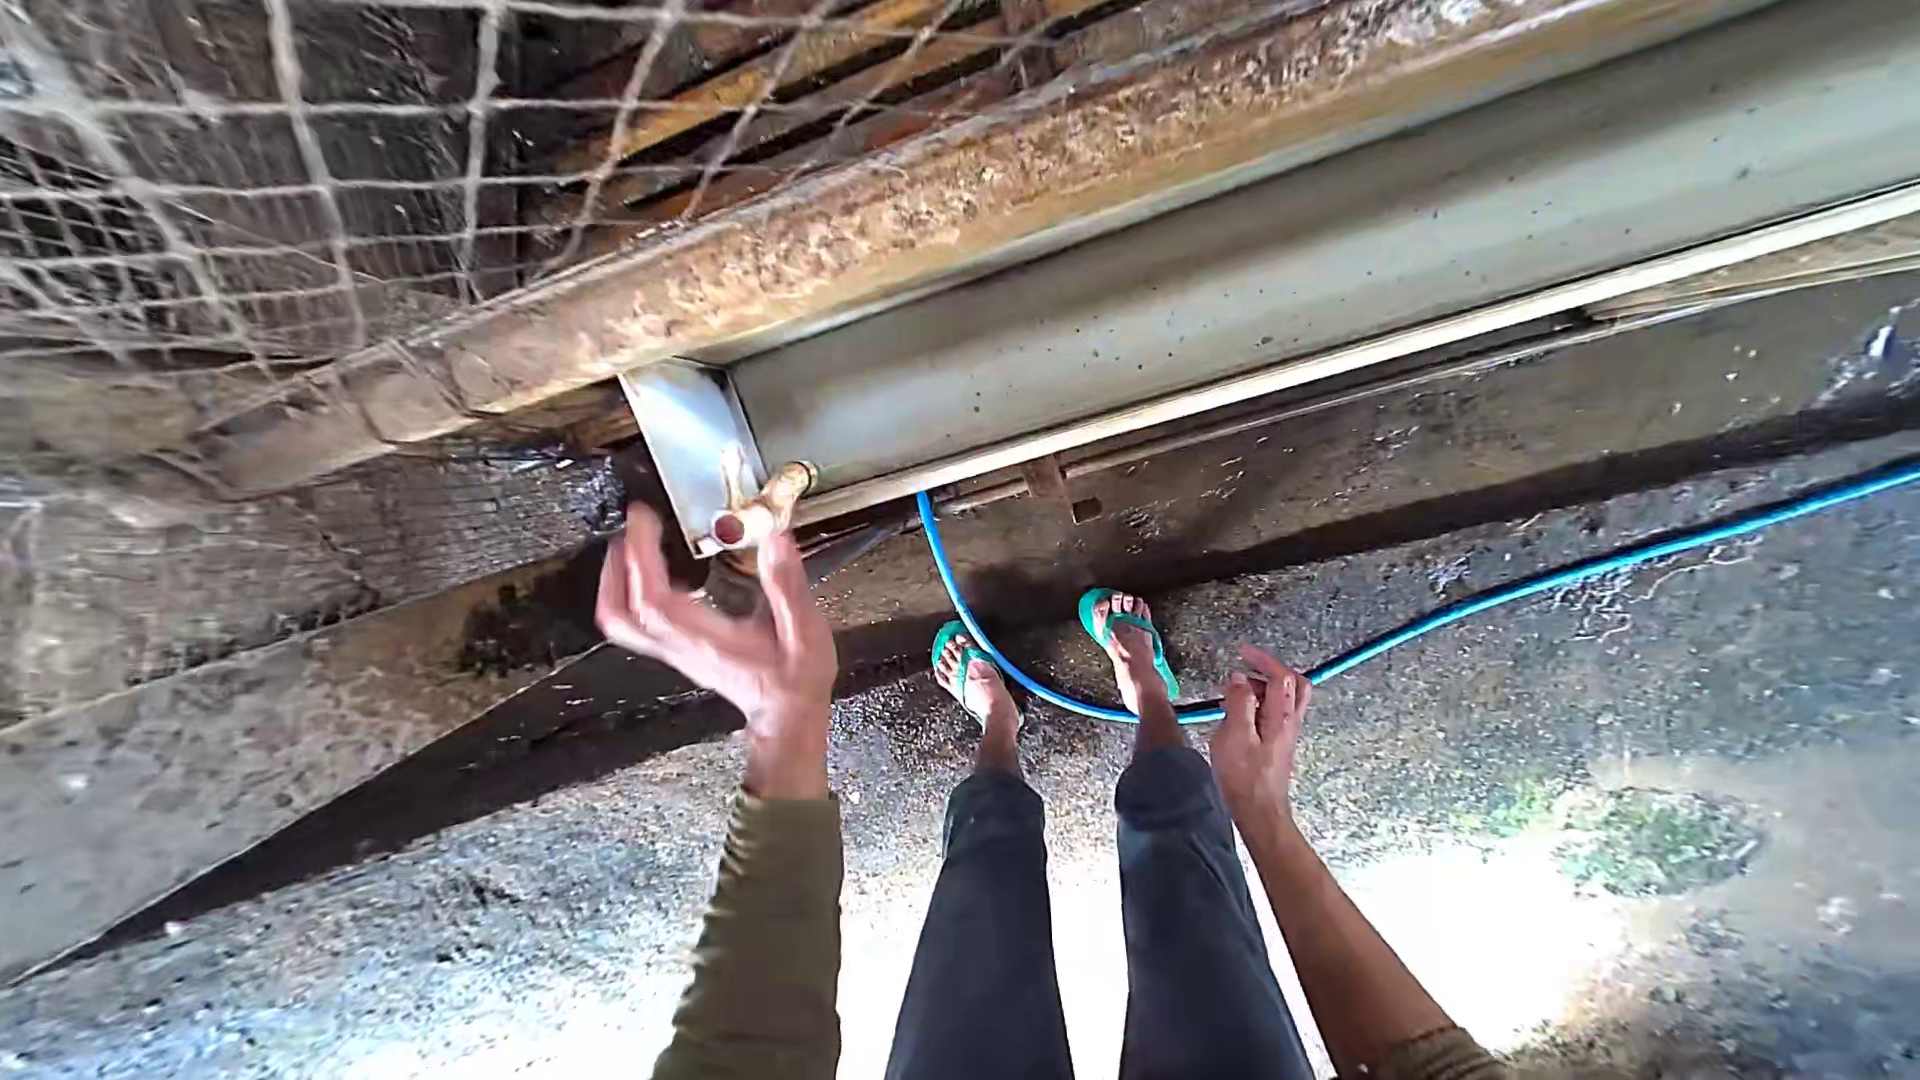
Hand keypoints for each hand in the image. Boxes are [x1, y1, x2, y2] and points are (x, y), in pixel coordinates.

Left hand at [596, 502, 837, 797]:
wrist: (788, 717)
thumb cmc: (794, 681)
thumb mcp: (804, 631)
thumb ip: (788, 585)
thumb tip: (775, 540)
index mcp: (706, 639)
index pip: (652, 599)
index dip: (641, 556)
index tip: (644, 520)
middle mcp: (683, 647)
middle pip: (619, 612)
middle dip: (617, 565)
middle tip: (633, 528)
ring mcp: (678, 652)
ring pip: (622, 621)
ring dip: (618, 579)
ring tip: (636, 544)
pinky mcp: (683, 652)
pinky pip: (640, 623)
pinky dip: (635, 592)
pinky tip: (660, 573)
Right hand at [1210, 645, 1311, 834]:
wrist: (1259, 812)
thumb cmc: (1244, 777)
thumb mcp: (1234, 736)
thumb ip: (1239, 703)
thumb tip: (1240, 678)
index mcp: (1281, 718)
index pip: (1282, 676)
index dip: (1263, 659)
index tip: (1242, 652)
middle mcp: (1289, 723)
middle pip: (1295, 684)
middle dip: (1271, 669)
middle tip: (1248, 664)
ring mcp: (1285, 734)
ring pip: (1284, 698)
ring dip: (1262, 686)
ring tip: (1235, 690)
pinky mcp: (1277, 743)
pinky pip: (1273, 712)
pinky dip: (1258, 702)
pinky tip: (1237, 711)